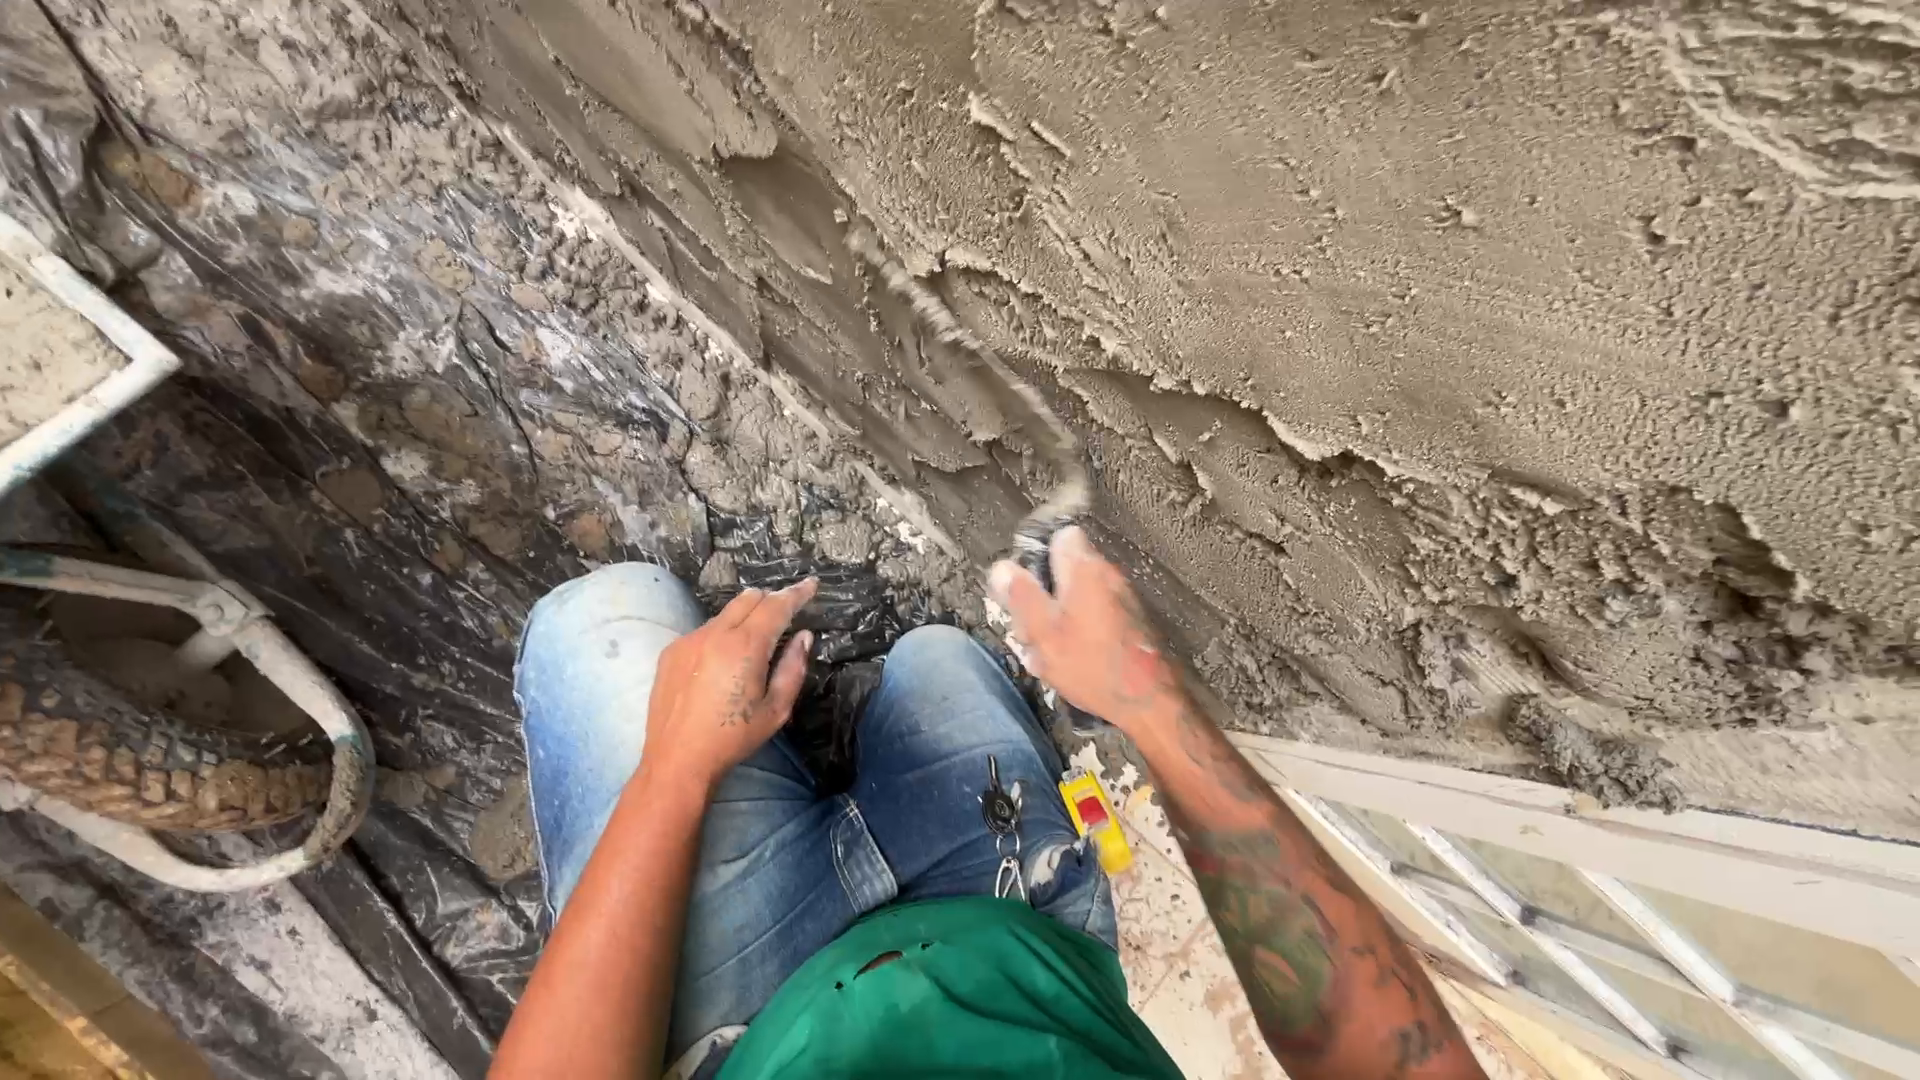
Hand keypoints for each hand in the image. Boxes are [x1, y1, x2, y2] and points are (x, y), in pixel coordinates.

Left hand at [642, 578, 817, 792]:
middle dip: (771, 599)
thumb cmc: (733, 738)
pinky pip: (704, 631)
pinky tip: (723, 663)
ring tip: (755, 641)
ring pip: (725, 614)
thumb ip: (793, 668)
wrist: (676, 760)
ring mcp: (689, 640)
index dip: (797, 593)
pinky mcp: (671, 652)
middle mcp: (715, 634)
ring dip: (746, 617)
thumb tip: (803, 636)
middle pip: (749, 598)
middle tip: (787, 611)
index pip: (776, 606)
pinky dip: (722, 635)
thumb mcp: (776, 709)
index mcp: (745, 647)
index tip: (811, 584)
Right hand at [988, 526, 1186, 740]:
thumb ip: (1021, 596)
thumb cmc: (1091, 664)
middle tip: (1030, 630)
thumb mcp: (1044, 633)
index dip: (1038, 556)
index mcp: (1084, 569)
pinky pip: (1095, 615)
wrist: (1149, 701)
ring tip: (1047, 653)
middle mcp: (1107, 574)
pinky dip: (1080, 631)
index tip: (1024, 585)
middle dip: (1045, 596)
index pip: (1060, 536)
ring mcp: (1123, 597)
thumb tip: (1002, 568)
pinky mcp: (1131, 621)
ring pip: (1079, 596)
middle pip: (1066, 570)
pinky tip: (1073, 660)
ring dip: (1060, 618)